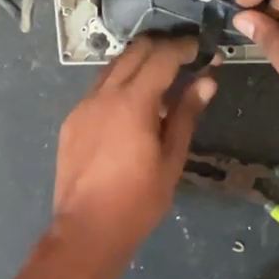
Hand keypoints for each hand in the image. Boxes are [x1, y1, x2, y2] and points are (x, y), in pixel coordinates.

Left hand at [51, 35, 216, 264]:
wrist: (86, 231)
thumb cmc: (138, 201)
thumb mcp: (171, 159)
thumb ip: (187, 114)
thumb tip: (206, 81)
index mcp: (133, 102)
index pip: (162, 57)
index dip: (184, 47)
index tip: (201, 48)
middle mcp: (105, 94)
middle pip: (135, 51)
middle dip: (161, 47)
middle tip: (184, 57)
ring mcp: (84, 104)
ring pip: (114, 66)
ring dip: (138, 62)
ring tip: (161, 79)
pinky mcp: (72, 119)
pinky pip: (99, 88)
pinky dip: (120, 83)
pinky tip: (132, 105)